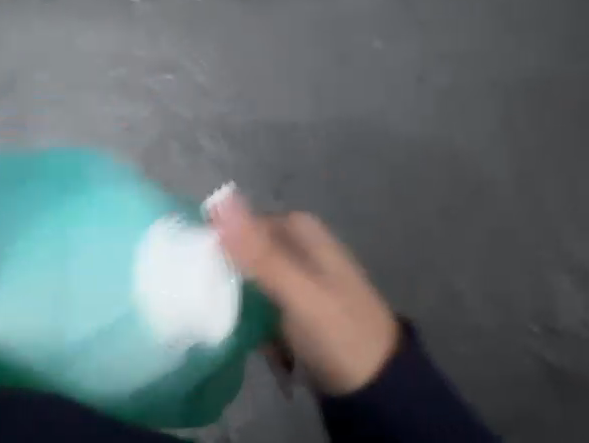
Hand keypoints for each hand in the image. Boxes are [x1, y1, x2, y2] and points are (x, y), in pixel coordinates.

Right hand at [208, 191, 400, 396]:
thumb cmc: (341, 333)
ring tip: (247, 332)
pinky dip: (257, 323)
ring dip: (244, 307)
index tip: (206, 275)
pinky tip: (264, 343)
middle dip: (233, 283)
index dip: (220, 247)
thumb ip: (257, 249)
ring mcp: (298, 277)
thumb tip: (218, 197)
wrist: (383, 391)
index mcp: (300, 229)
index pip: (239, 223)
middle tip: (226, 309)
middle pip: (243, 253)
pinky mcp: (297, 307)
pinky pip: (261, 305)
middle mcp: (298, 246)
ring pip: (249, 281)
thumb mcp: (297, 291)